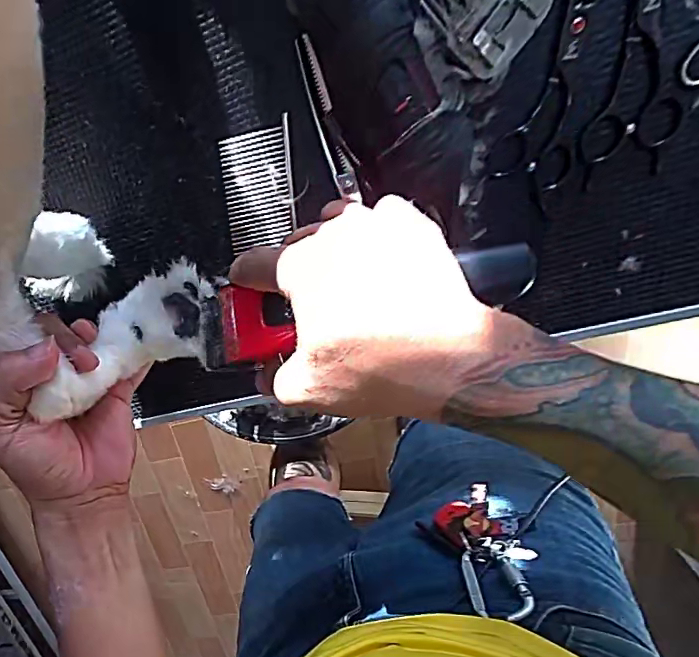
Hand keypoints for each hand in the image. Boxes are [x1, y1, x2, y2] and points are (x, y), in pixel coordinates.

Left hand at [0, 316, 140, 514]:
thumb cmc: (34, 465)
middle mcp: (46, 370)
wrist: (83, 494)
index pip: (12, 334)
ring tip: (93, 362)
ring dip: (92, 338)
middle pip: (53, 330)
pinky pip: (127, 359)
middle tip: (75, 362)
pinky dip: (133, 347)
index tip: (41, 350)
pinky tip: (130, 344)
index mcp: (11, 376)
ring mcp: (84, 377)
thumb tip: (47, 349)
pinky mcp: (116, 387)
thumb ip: (3, 381)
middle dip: (63, 338)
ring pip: (88, 336)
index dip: (25, 331)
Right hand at [226, 196, 499, 419]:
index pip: (254, 265)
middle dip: (297, 279)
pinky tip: (385, 282)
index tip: (246, 291)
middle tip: (307, 315)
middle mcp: (337, 234)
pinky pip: (385, 229)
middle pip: (299, 247)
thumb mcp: (309, 388)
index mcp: (300, 265)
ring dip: (337, 259)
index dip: (245, 284)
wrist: (453, 361)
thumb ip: (275, 377)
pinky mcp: (415, 230)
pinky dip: (379, 249)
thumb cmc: (387, 366)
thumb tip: (272, 376)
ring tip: (349, 297)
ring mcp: (379, 225)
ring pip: (342, 233)